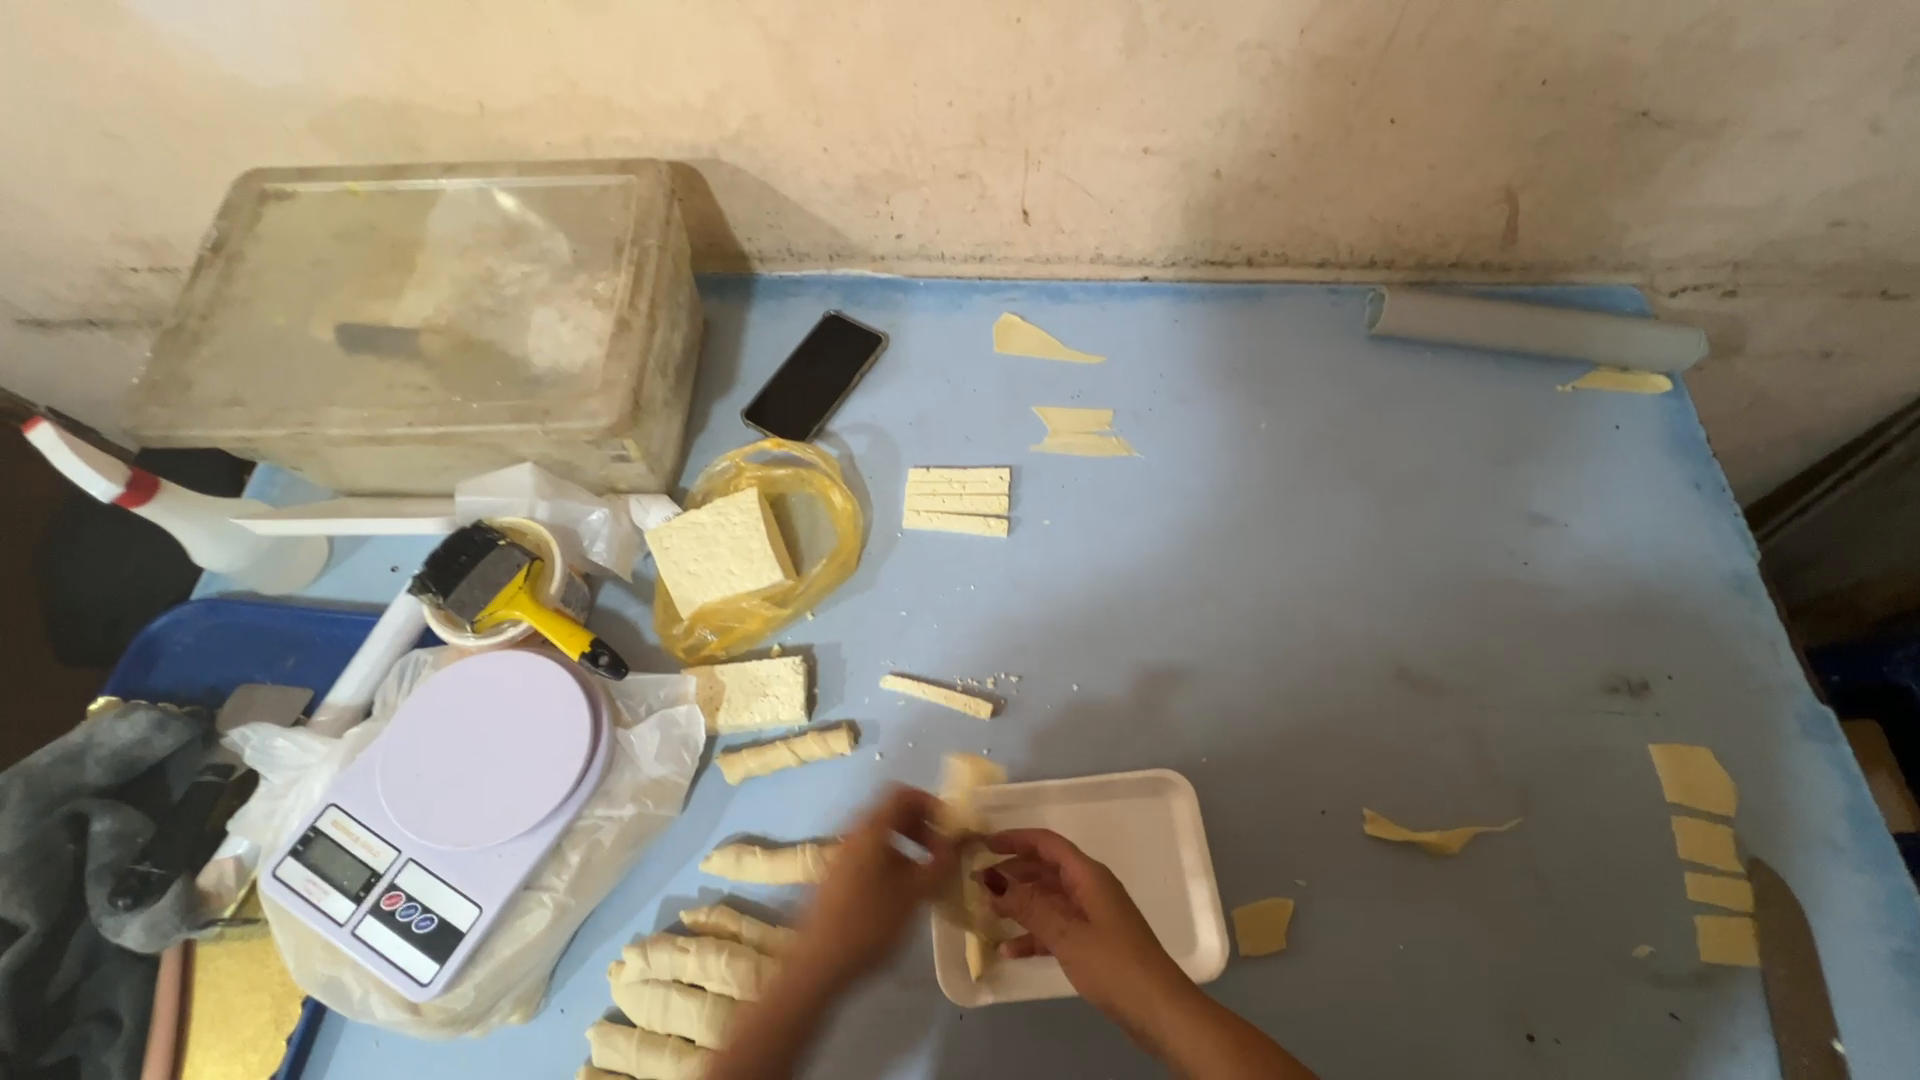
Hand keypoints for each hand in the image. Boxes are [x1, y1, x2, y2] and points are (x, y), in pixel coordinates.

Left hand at [787, 785, 956, 989]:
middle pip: (893, 813)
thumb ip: (941, 863)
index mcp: (872, 828)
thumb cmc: (869, 924)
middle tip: (943, 854)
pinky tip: (905, 894)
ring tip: (928, 877)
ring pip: (884, 836)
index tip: (951, 829)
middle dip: (924, 827)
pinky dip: (894, 862)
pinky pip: (873, 855)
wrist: (817, 965)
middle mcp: (856, 834)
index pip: (903, 794)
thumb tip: (959, 841)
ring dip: (911, 847)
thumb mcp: (915, 894)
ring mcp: (844, 856)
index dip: (931, 804)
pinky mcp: (839, 878)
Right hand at [979, 828, 1193, 1028]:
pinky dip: (1033, 935)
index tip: (985, 844)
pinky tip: (1009, 950)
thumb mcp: (1066, 934)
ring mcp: (1092, 916)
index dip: (1016, 839)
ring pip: (1048, 899)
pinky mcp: (1093, 943)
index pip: (1048, 844)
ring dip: (1019, 904)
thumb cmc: (1114, 964)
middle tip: (978, 884)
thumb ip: (1029, 906)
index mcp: (1088, 875)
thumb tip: (993, 879)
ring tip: (987, 913)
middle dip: (1013, 873)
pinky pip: (1056, 928)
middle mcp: (1090, 888)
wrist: (1159, 1010)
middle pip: (1045, 870)